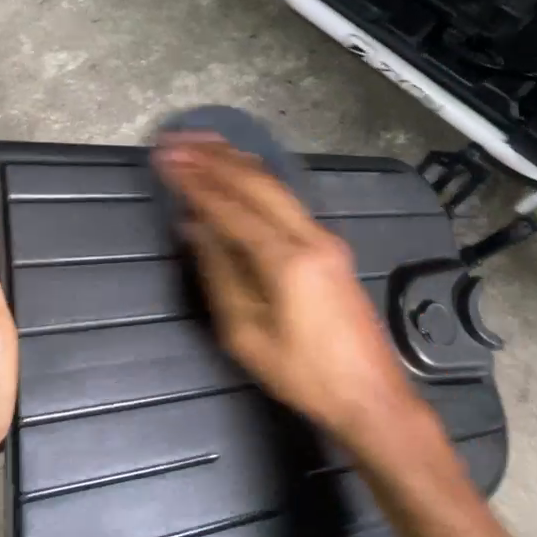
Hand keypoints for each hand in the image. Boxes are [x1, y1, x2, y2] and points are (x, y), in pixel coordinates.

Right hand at [153, 138, 420, 444]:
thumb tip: (193, 227)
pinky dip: (255, 177)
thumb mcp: (247, 336)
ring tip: (200, 141)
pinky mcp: (329, 245)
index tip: (165, 160)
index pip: (230, 208)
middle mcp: (309, 236)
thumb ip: (219, 275)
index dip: (194, 182)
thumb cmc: (304, 376)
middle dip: (212, 158)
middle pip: (255, 182)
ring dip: (235, 160)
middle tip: (176, 140)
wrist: (372, 396)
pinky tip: (237, 169)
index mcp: (286, 261)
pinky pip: (285, 198)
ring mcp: (324, 237)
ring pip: (274, 184)